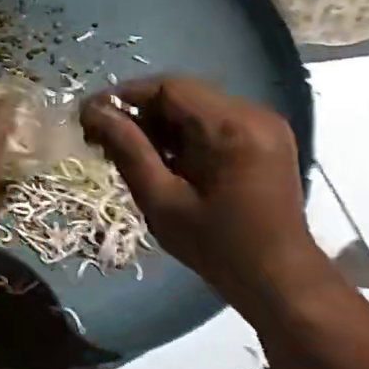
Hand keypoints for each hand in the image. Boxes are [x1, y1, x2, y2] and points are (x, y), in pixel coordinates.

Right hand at [83, 75, 333, 314]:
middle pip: (181, 94)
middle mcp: (253, 114)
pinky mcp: (264, 138)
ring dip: (157, 123)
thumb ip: (126, 149)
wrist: (279, 280)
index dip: (123, 96)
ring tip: (127, 151)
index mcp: (232, 127)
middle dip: (138, 111)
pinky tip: (161, 158)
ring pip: (194, 106)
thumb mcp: (160, 200)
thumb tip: (93, 111)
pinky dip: (181, 132)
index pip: (167, 87)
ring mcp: (263, 124)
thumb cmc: (216, 246)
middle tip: (102, 137)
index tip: (89, 116)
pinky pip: (212, 120)